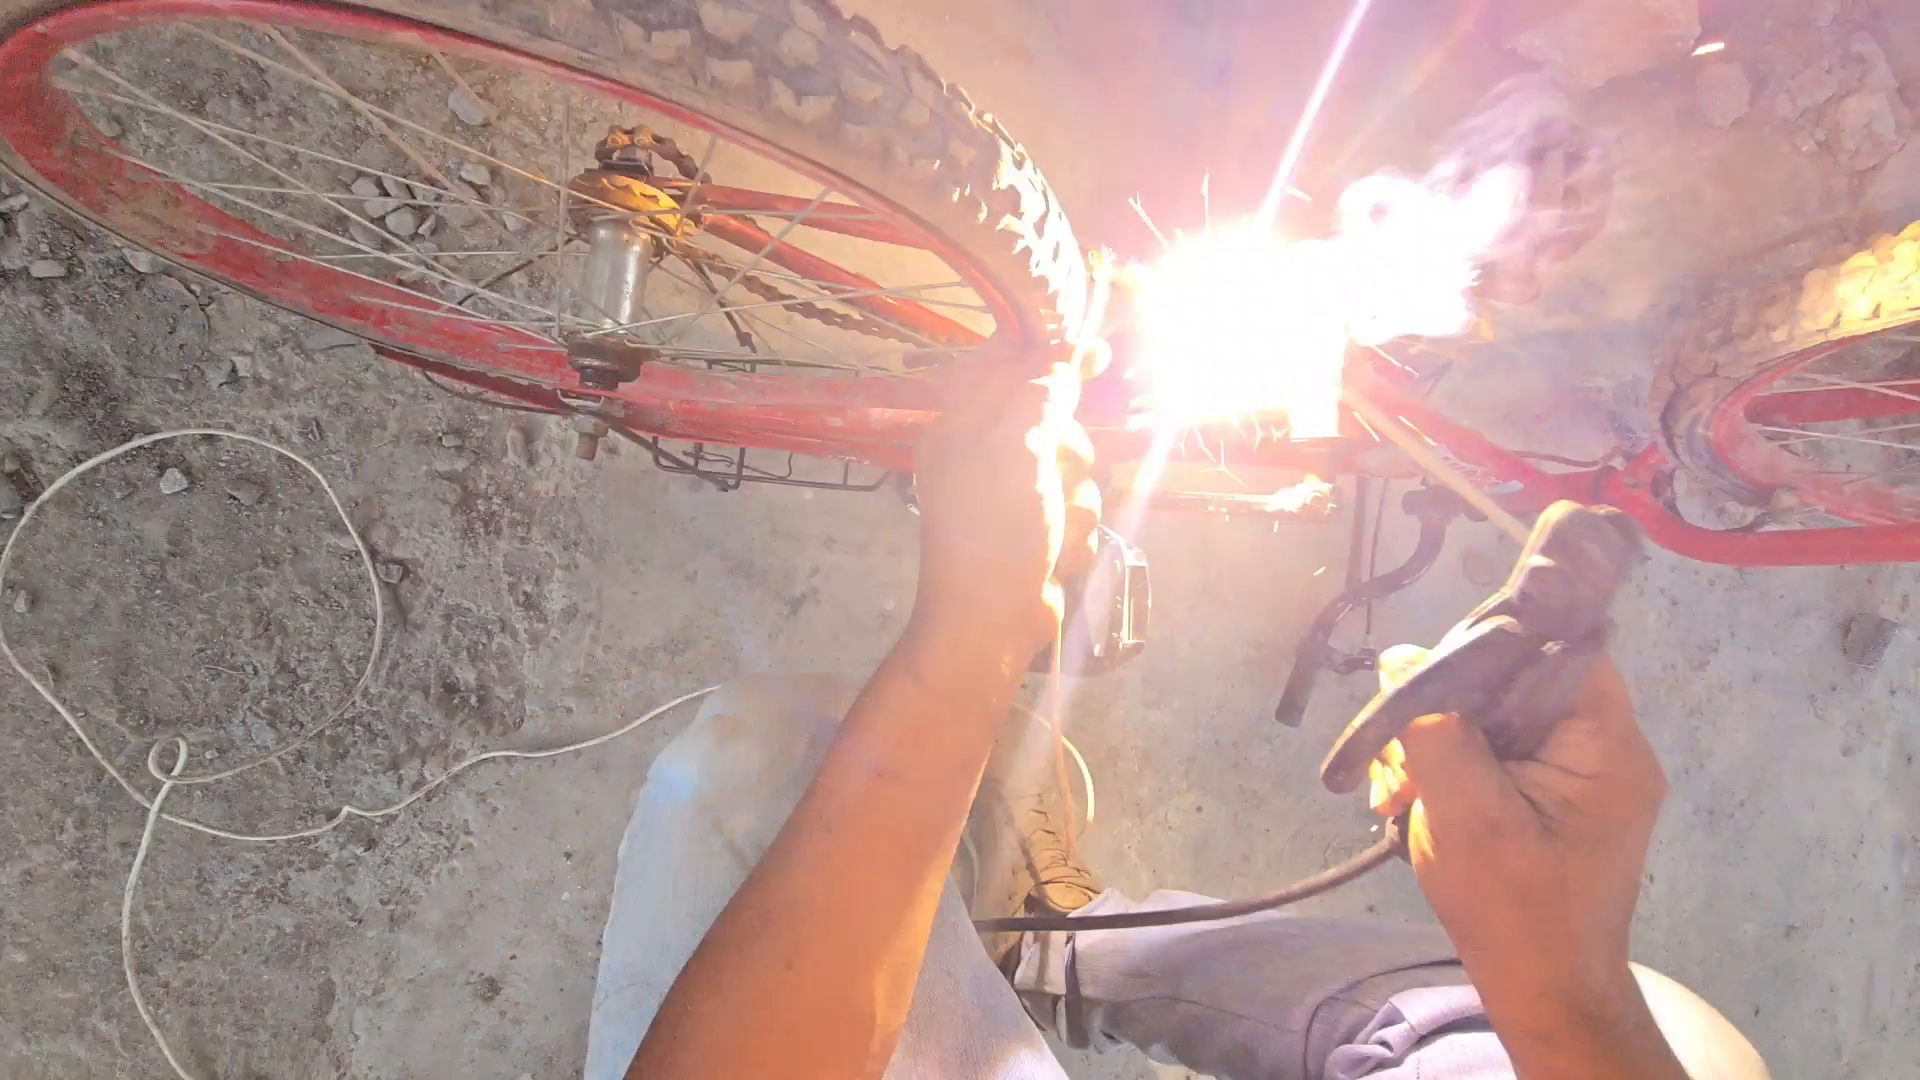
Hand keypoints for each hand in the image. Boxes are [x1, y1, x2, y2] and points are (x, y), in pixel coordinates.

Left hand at [910, 362, 1100, 667]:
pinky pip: (1080, 512)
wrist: (992, 621)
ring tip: (1050, 533)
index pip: (1013, 371)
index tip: (1099, 353)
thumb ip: (1044, 394)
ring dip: (1075, 506)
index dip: (1057, 362)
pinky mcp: (1040, 531)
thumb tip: (1077, 351)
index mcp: (962, 427)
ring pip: (1079, 473)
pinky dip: (1073, 537)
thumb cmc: (995, 528)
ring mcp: (1015, 497)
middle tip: (1051, 483)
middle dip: (1068, 458)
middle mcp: (985, 456)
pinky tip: (1052, 558)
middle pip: (1058, 425)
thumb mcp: (1016, 449)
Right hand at [1369, 646, 1666, 1034]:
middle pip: (1506, 680)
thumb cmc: (1514, 906)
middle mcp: (1590, 745)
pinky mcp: (1530, 784)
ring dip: (1423, 739)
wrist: (1538, 986)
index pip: (1562, 651)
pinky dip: (1430, 761)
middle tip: (1398, 752)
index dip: (1495, 642)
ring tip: (1397, 789)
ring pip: (1478, 710)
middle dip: (1439, 705)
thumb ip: (1434, 728)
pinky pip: (1473, 742)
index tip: (1431, 664)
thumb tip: (1400, 657)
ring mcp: (1560, 767)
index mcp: (1603, 747)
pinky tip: (1403, 796)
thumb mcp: (1466, 812)